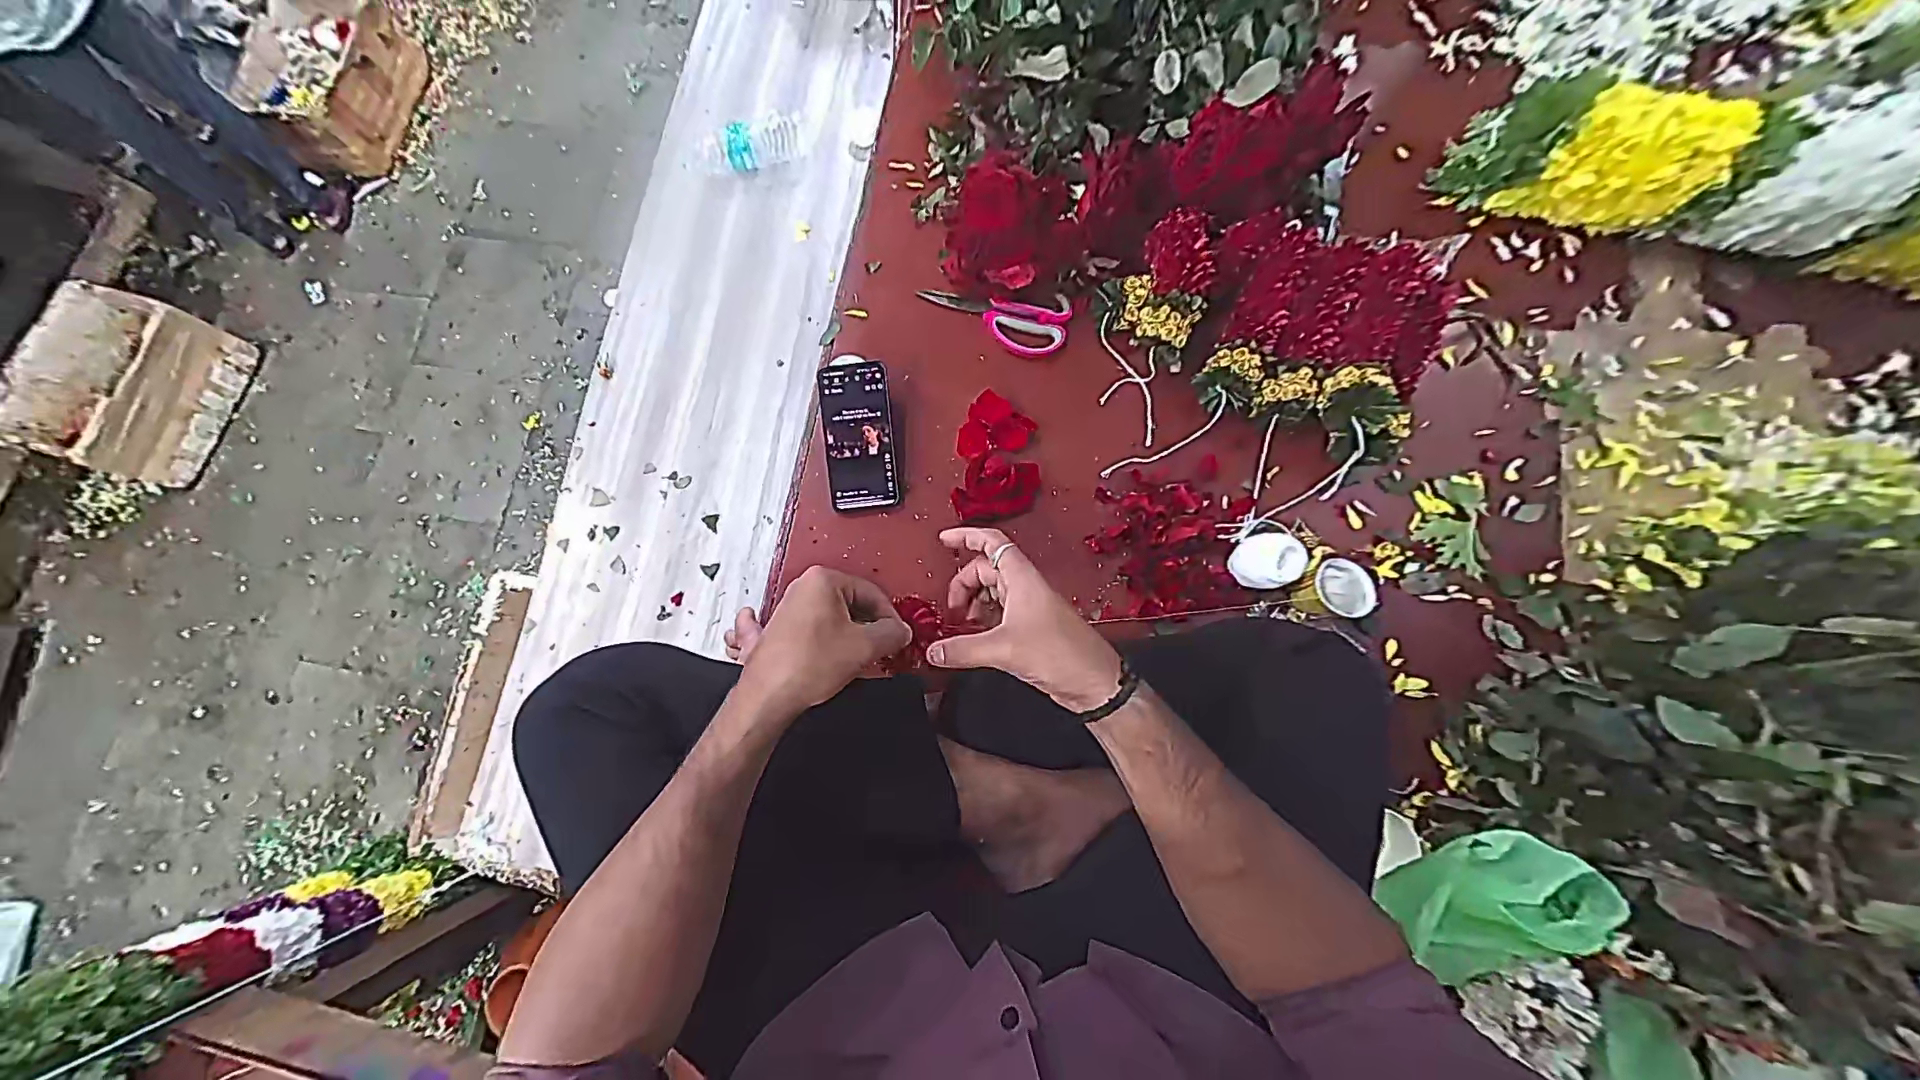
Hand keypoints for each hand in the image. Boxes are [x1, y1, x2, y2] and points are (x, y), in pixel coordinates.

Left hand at [735, 566, 910, 717]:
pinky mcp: (774, 632)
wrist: (767, 697)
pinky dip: (816, 640)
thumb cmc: (806, 666)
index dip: (890, 617)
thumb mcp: (865, 647)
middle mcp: (802, 588)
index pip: (872, 594)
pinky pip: (803, 630)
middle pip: (852, 605)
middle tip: (881, 649)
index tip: (897, 636)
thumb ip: (891, 634)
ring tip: (858, 660)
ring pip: (831, 619)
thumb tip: (899, 632)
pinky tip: (816, 648)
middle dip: (869, 628)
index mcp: (823, 580)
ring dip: (847, 638)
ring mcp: (786, 609)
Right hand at [926, 528, 1124, 711]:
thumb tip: (934, 651)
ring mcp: (1029, 608)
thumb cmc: (1062, 654)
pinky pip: (999, 615)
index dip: (966, 536)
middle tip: (951, 610)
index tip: (944, 540)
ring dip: (973, 605)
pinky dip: (983, 622)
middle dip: (963, 585)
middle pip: (986, 570)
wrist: (1095, 682)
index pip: (991, 542)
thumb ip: (964, 649)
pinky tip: (975, 639)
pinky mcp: (1031, 629)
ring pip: (992, 593)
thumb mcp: (1005, 649)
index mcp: (1022, 578)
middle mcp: (1025, 588)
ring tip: (961, 627)